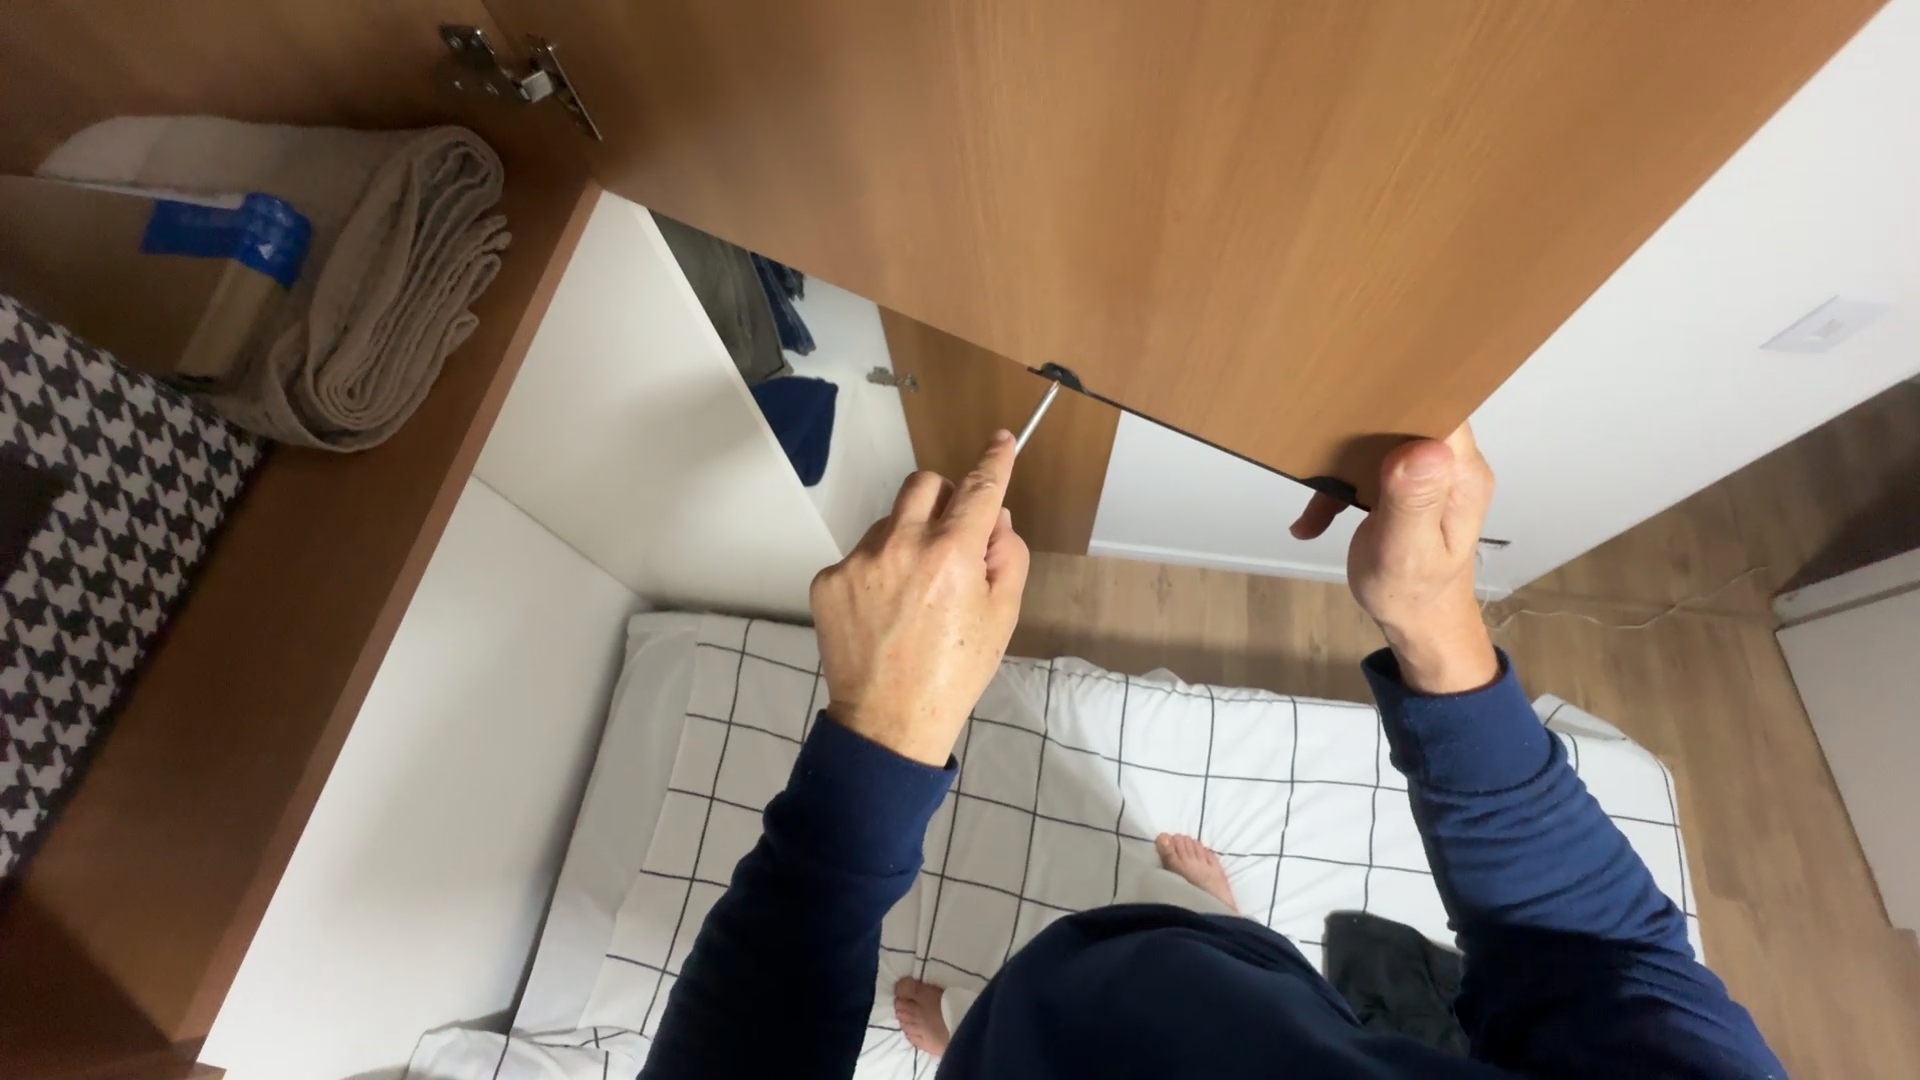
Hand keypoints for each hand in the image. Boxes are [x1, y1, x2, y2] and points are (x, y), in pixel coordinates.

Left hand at [810, 431, 1031, 764]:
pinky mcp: (828, 579)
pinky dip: (879, 567)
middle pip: (924, 483)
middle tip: (952, 534)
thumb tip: (994, 518)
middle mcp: (900, 546)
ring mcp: (858, 561)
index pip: (979, 489)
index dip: (995, 460)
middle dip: (945, 497)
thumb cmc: (955, 672)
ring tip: (914, 590)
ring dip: (909, 535)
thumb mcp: (1002, 617)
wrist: (889, 721)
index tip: (1001, 439)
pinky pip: (861, 552)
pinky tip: (884, 608)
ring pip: (890, 519)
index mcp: (951, 556)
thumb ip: (1007, 555)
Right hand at [1290, 424, 1498, 694]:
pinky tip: (1315, 520)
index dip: (1405, 397)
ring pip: (1381, 443)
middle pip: (1407, 419)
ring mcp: (1428, 476)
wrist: (1418, 622)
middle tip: (1323, 439)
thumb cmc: (1412, 593)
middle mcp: (1451, 466)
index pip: (1441, 411)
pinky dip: (1336, 491)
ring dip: (1341, 465)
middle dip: (1362, 426)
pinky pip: (1368, 471)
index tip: (1362, 401)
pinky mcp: (1405, 487)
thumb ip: (1414, 500)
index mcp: (1459, 475)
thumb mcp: (1405, 551)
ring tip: (1317, 493)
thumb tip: (1422, 449)